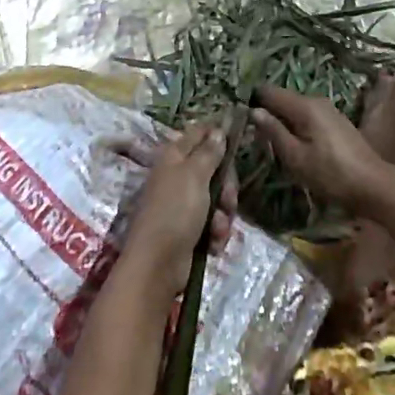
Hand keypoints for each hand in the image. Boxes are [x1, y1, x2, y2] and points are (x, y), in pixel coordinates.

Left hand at [116, 124, 237, 298]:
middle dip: (226, 187)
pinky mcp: (190, 228)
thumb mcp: (194, 175)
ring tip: (217, 229)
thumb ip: (209, 152)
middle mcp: (179, 176)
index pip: (199, 133)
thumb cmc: (175, 211)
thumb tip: (218, 130)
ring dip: (223, 215)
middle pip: (214, 169)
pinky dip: (216, 233)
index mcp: (175, 156)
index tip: (237, 143)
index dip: (218, 135)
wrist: (157, 264)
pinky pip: (213, 223)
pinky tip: (213, 243)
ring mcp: (184, 204)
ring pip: (218, 198)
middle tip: (228, 201)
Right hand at [251, 85, 387, 210]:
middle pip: (283, 99)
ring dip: (282, 121)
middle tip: (251, 133)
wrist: (372, 185)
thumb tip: (254, 111)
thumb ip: (274, 132)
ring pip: (295, 109)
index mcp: (304, 106)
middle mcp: (316, 100)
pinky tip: (292, 143)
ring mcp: (328, 110)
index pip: (270, 92)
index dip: (253, 100)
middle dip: (267, 112)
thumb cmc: (331, 173)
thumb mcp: (296, 157)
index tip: (239, 115)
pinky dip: (296, 125)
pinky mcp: (335, 122)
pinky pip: (307, 117)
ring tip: (268, 141)